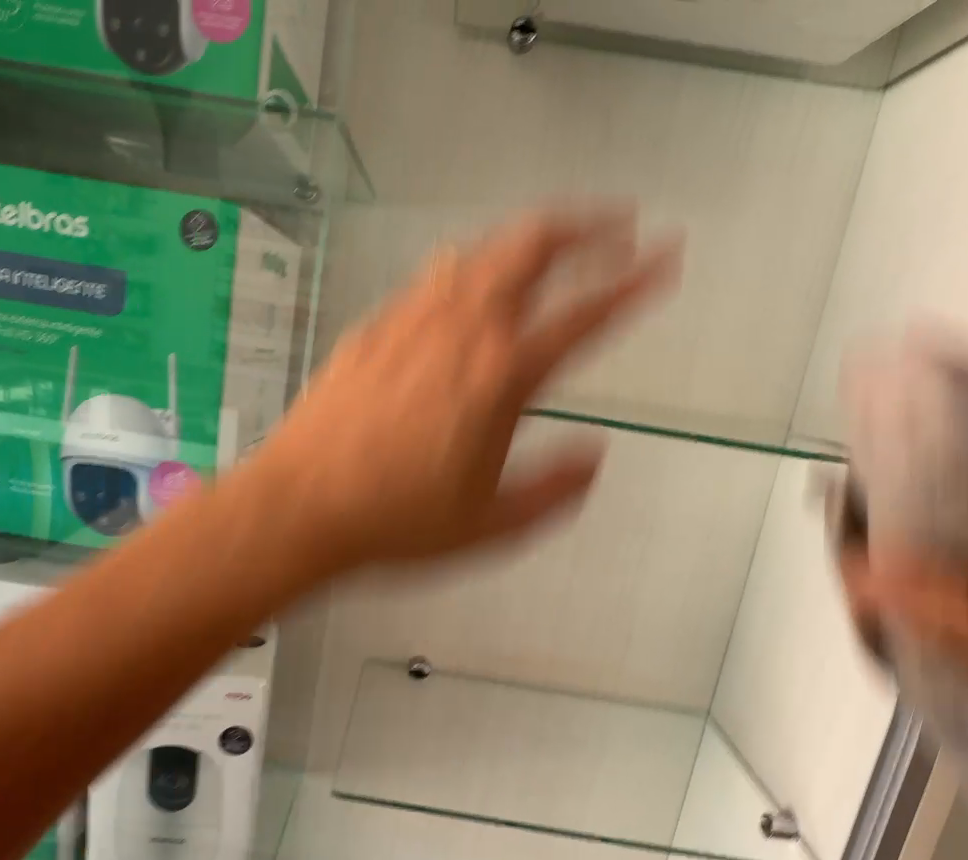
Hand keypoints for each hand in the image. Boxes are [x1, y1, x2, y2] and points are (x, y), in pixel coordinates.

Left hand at [245, 209, 680, 570]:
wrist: (299, 506)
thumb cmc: (399, 522)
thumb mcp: (492, 526)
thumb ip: (555, 490)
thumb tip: (595, 456)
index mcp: (502, 374)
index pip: (586, 313)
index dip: (636, 281)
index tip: (668, 255)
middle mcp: (461, 329)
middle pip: (532, 246)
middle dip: (586, 225)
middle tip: (618, 225)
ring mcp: (411, 320)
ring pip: (481, 251)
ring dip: (526, 240)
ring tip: (551, 247)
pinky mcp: (373, 329)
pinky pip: (432, 279)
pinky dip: (468, 268)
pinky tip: (466, 284)